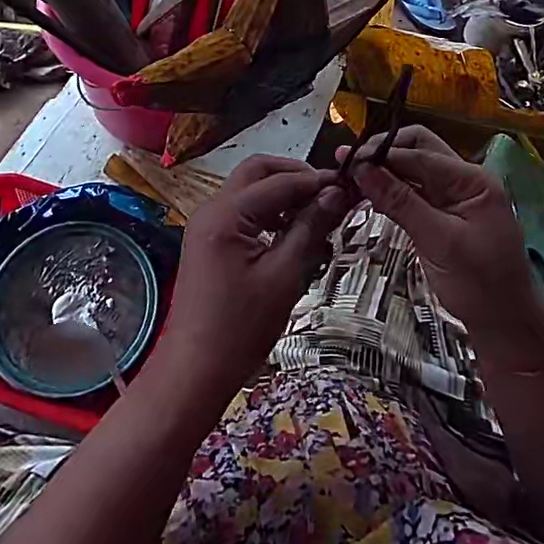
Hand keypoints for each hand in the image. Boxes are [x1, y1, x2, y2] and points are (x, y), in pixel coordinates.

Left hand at [145, 155, 351, 405]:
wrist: (195, 370)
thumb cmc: (240, 328)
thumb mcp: (284, 275)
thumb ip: (310, 228)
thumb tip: (335, 195)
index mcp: (226, 215)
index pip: (278, 182)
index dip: (316, 181)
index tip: (348, 185)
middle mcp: (211, 210)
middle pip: (258, 172)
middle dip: (295, 177)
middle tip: (329, 193)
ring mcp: (206, 225)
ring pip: (249, 190)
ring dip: (282, 194)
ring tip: (317, 215)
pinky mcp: (209, 241)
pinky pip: (242, 212)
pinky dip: (268, 213)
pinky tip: (292, 234)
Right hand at [339, 127, 543, 366]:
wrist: (506, 328)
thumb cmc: (480, 285)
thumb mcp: (438, 241)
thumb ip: (400, 202)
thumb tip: (362, 169)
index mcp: (472, 180)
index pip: (420, 154)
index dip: (381, 154)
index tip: (346, 160)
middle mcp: (465, 181)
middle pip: (418, 151)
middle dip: (382, 154)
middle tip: (347, 165)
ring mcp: (455, 198)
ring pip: (413, 170)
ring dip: (384, 172)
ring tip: (350, 179)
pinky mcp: (444, 215)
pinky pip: (414, 192)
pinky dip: (392, 191)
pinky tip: (370, 195)